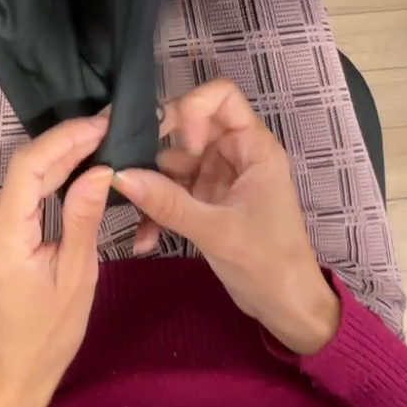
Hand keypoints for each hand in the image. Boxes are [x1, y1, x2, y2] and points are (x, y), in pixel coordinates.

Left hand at [0, 117, 112, 406]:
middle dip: (69, 143)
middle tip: (110, 127)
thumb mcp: (77, 276)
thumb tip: (100, 169)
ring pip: (26, 175)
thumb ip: (83, 219)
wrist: (11, 366)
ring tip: (102, 140)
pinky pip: (24, 189)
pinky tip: (80, 165)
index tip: (100, 125)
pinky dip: (52, 174)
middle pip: (27, 167)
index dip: (64, 139)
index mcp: (4, 236)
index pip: (29, 167)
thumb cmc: (49, 330)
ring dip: (62, 156)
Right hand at [112, 79, 339, 355]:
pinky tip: (143, 239)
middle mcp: (234, 153)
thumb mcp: (217, 232)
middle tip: (127, 165)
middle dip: (157, 145)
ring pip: (173, 162)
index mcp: (253, 147)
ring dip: (150, 186)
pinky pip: (172, 191)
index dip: (194, 108)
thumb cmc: (268, 263)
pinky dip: (156, 211)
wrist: (287, 310)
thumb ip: (168, 203)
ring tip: (127, 212)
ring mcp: (217, 176)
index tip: (181, 144)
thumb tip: (119, 176)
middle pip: (188, 125)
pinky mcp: (205, 200)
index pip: (222, 96)